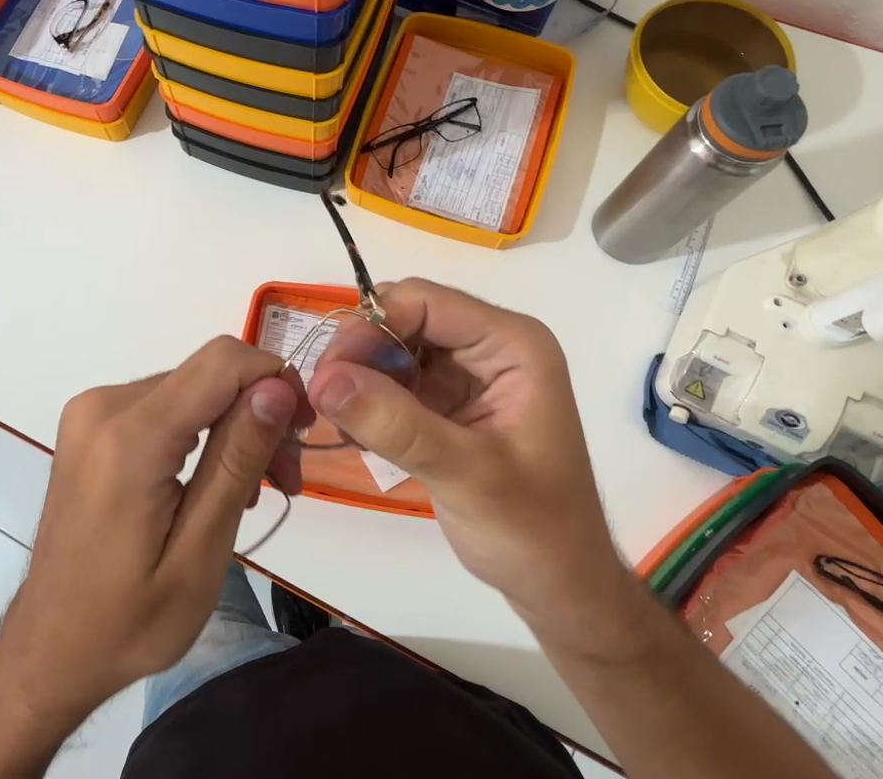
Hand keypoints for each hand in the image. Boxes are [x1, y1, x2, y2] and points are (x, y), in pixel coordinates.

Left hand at [0, 337, 309, 723]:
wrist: (51, 648)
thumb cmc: (129, 620)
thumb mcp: (200, 553)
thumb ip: (236, 461)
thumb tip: (276, 388)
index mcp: (129, 438)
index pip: (222, 362)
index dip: (275, 380)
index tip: (302, 434)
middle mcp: (103, 406)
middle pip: (209, 375)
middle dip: (259, 415)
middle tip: (283, 484)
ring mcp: (91, 413)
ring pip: (191, 388)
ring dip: (233, 427)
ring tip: (251, 495)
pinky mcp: (91, 426)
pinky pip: (164, 406)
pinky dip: (200, 433)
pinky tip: (212, 483)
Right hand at [307, 279, 626, 627]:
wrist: (558, 582)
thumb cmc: (532, 528)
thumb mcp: (465, 474)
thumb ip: (396, 424)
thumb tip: (325, 379)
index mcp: (512, 344)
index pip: (425, 301)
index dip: (370, 325)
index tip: (329, 375)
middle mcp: (489, 345)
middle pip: (403, 318)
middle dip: (359, 353)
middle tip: (324, 401)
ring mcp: (466, 372)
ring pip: (392, 347)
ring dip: (359, 378)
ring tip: (342, 425)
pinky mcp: (446, 400)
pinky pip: (392, 380)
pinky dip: (368, 401)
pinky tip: (359, 435)